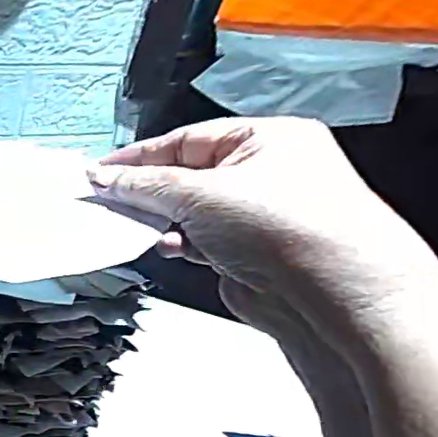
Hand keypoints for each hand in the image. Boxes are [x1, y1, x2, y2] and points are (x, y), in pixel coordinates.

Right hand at [88, 117, 437, 330]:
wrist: (333, 297)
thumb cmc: (294, 230)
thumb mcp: (203, 194)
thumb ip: (147, 185)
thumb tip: (108, 178)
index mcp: (268, 139)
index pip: (188, 139)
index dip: (141, 156)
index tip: (104, 170)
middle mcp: (267, 174)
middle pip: (187, 176)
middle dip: (149, 191)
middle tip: (111, 199)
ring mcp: (259, 216)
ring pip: (192, 212)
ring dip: (164, 221)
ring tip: (143, 227)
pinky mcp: (251, 254)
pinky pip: (202, 241)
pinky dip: (182, 244)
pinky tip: (171, 246)